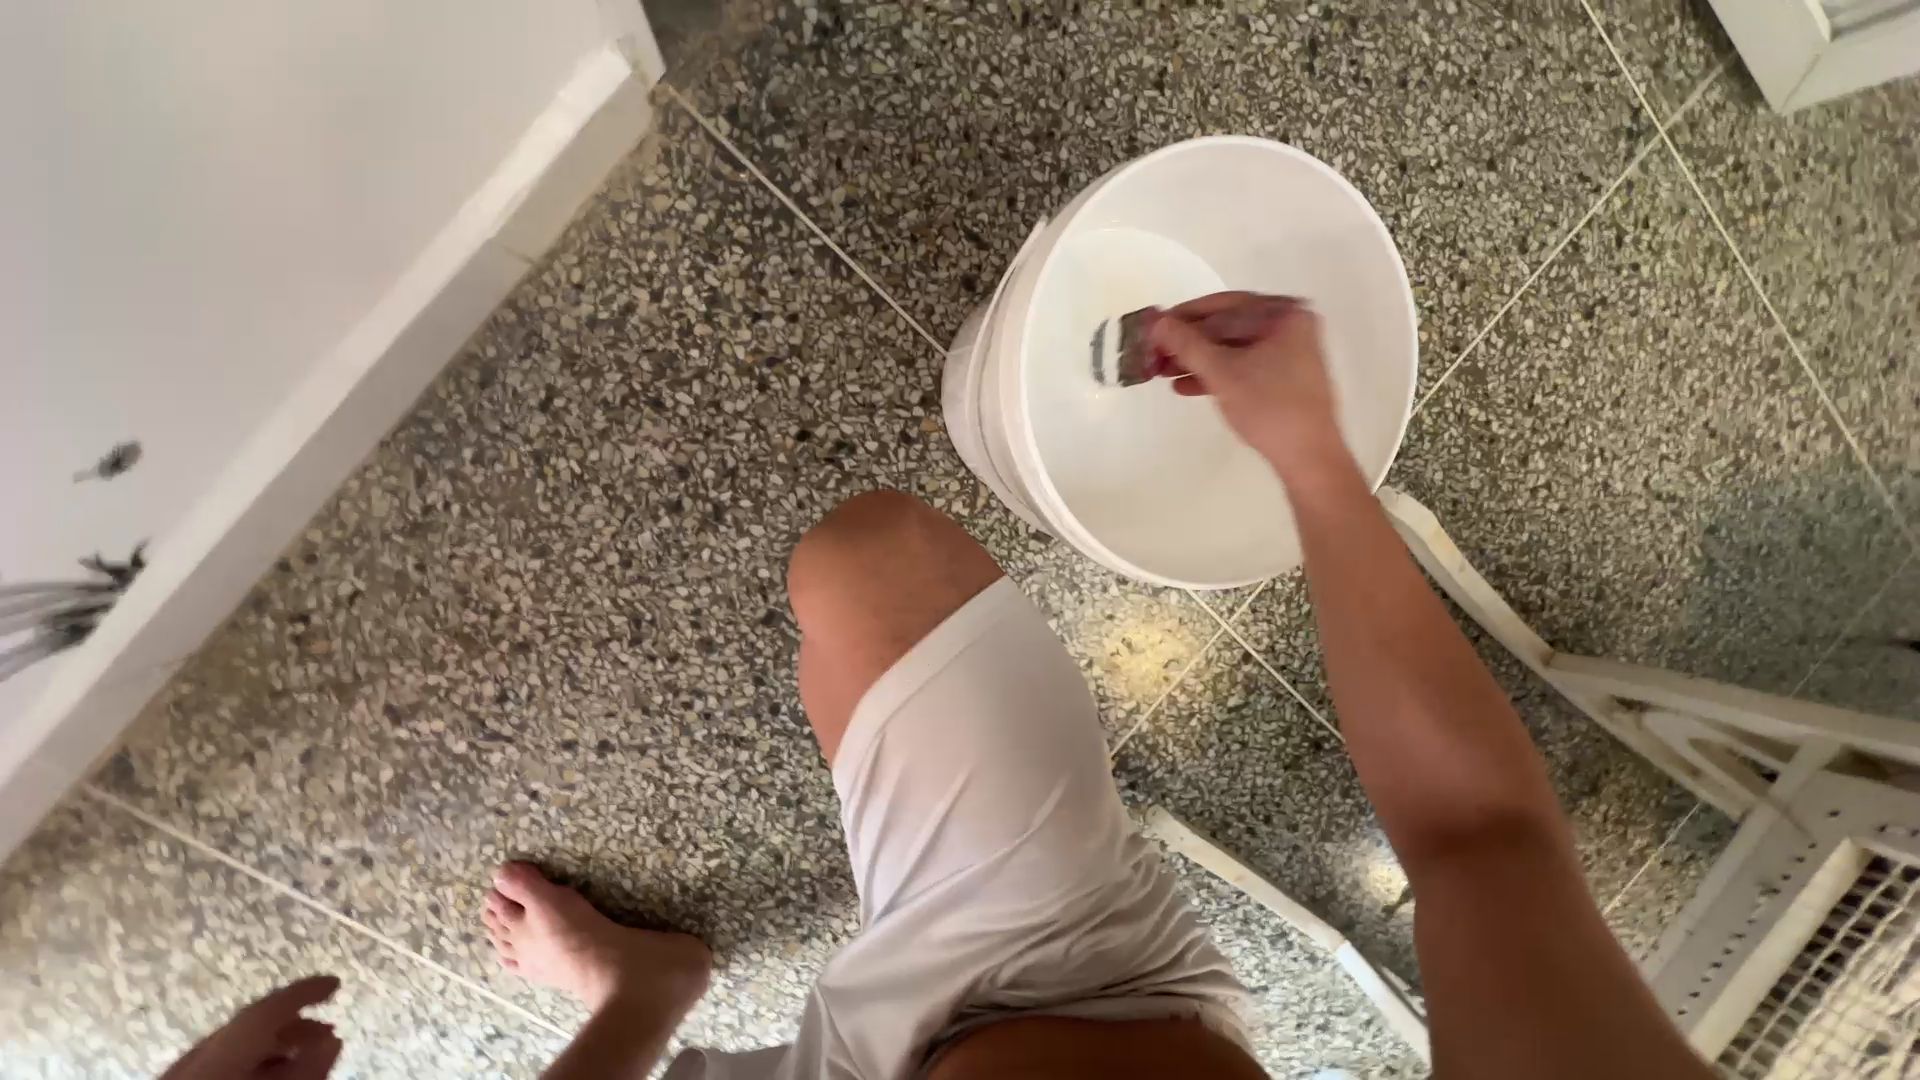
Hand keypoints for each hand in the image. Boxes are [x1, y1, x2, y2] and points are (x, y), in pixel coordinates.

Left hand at [160, 975, 341, 1079]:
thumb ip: (305, 1066)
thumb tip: (332, 1038)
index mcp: (216, 1047)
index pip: (264, 1005)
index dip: (304, 988)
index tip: (336, 981)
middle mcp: (191, 1052)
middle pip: (247, 1024)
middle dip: (291, 1021)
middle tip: (326, 1027)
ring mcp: (176, 1067)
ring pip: (229, 1043)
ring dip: (272, 1042)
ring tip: (303, 1052)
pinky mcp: (173, 1076)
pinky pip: (213, 1061)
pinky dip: (248, 1058)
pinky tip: (269, 1068)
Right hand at [1144, 292, 1346, 475]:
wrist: (1307, 455)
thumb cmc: (1268, 406)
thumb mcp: (1222, 372)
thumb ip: (1186, 344)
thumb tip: (1156, 321)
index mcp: (1283, 314)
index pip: (1224, 305)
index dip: (1184, 316)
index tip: (1153, 327)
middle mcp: (1288, 326)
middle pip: (1226, 327)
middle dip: (1188, 343)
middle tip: (1154, 353)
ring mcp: (1286, 353)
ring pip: (1231, 350)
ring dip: (1195, 360)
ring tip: (1162, 373)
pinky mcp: (1281, 379)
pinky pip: (1240, 367)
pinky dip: (1214, 375)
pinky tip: (1184, 387)